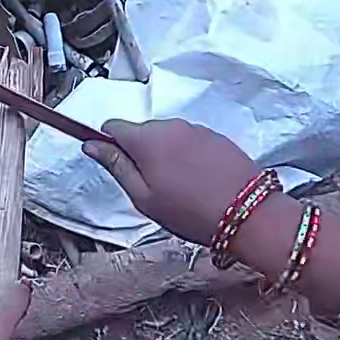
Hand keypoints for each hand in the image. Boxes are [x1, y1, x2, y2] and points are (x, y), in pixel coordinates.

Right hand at [82, 119, 260, 245]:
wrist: (247, 214)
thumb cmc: (190, 211)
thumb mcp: (143, 197)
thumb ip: (116, 166)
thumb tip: (91, 145)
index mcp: (146, 139)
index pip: (113, 126)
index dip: (108, 144)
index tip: (114, 164)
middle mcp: (170, 125)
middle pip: (141, 132)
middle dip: (139, 153)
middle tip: (150, 187)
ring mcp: (195, 129)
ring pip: (166, 136)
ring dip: (164, 155)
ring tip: (178, 188)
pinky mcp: (215, 136)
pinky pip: (189, 140)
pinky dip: (186, 156)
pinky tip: (197, 181)